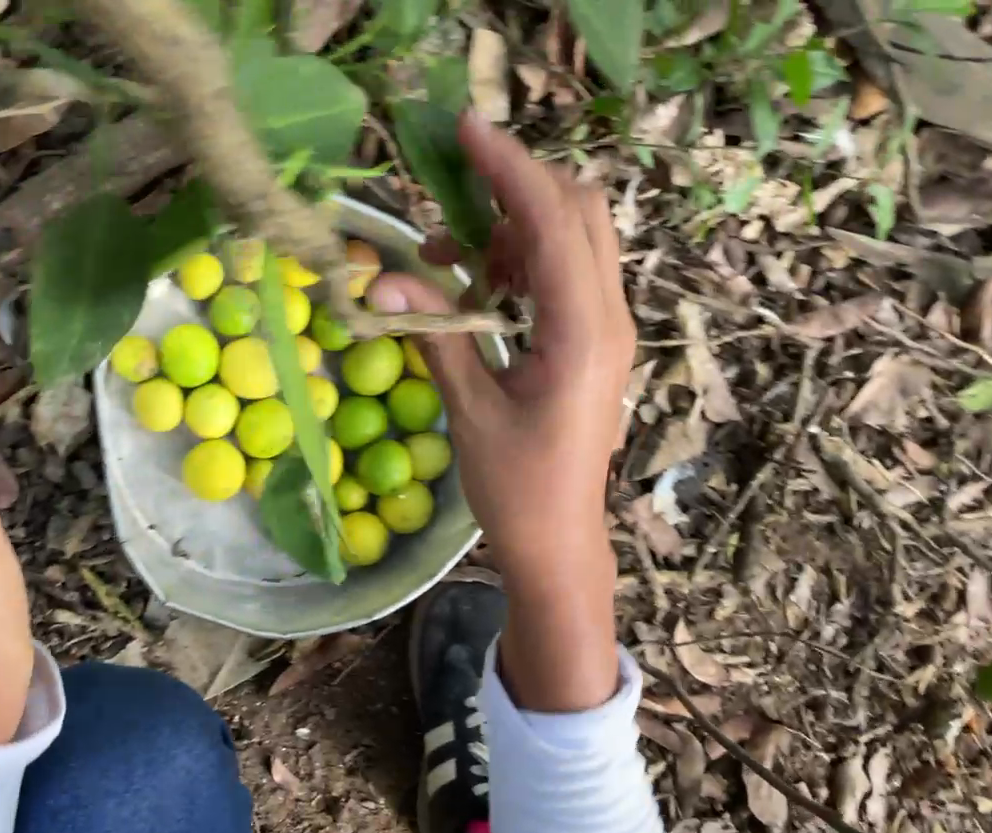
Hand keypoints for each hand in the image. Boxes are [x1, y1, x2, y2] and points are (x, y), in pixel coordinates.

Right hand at [367, 114, 633, 710]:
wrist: (557, 542)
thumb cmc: (515, 489)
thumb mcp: (469, 411)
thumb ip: (436, 335)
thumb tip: (384, 281)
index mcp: (582, 333)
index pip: (552, 223)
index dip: (508, 170)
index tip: (465, 132)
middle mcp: (607, 317)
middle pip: (578, 212)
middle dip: (514, 189)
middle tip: (448, 200)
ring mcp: (604, 328)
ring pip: (573, 239)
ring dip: (511, 230)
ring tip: (446, 260)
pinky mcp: (591, 341)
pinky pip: (563, 275)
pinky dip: (519, 263)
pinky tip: (476, 290)